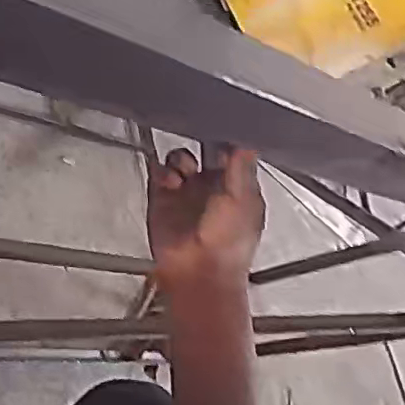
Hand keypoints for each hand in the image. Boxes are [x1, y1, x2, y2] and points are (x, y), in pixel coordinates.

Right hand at [147, 146, 264, 287]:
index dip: (225, 141)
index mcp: (236, 188)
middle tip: (198, 148)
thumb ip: (243, 168)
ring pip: (179, 159)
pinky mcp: (162, 199)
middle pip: (201, 151)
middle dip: (198, 144)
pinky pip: (158, 173)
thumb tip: (246, 141)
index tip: (222, 131)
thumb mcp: (243, 200)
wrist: (200, 273)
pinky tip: (170, 181)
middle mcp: (210, 188)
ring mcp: (185, 193)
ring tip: (183, 171)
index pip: (230, 154)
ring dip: (179, 158)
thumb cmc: (229, 246)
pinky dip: (161, 170)